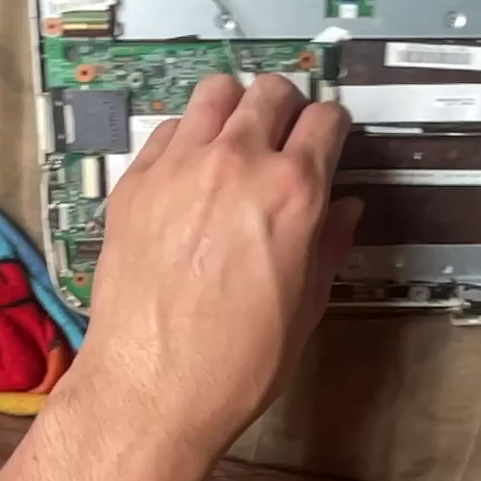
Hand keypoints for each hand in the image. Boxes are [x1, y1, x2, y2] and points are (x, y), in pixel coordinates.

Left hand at [68, 73, 360, 452]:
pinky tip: (190, 170)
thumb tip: (344, 212)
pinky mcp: (136, 183)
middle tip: (286, 132)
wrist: (152, 388)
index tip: (329, 137)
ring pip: (215, 92)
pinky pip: (168, 130)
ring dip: (235, 106)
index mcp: (292, 193)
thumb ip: (329, 244)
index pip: (326, 120)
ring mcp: (179, 167)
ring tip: (236, 136)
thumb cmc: (233, 363)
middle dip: (288, 106)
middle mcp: (236, 164)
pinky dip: (188, 137)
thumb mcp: (306, 307)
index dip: (333, 127)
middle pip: (272, 92)